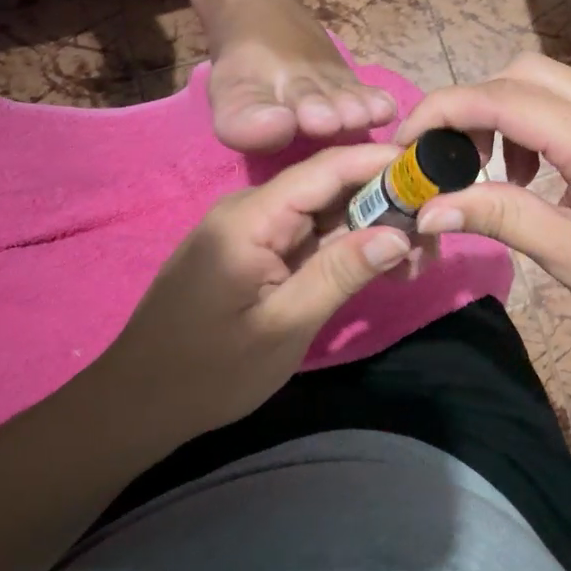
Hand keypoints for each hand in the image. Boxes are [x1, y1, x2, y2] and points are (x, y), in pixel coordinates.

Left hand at [83, 143, 415, 441]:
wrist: (134, 407)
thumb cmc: (206, 371)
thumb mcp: (284, 325)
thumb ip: (341, 273)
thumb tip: (401, 233)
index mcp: (251, 217)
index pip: (327, 168)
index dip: (382, 162)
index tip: (434, 172)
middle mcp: (252, 210)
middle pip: (332, 187)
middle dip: (388, 203)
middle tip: (436, 235)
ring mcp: (255, 231)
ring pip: (328, 213)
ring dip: (374, 229)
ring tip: (419, 261)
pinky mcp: (258, 252)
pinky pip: (312, 236)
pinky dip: (349, 248)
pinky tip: (384, 269)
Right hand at [396, 54, 570, 374]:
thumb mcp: (569, 257)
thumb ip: (500, 217)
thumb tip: (427, 207)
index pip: (504, 98)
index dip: (445, 109)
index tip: (406, 141)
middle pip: (525, 72)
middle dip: (476, 103)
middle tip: (451, 158)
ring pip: (551, 83)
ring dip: (509, 113)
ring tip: (496, 176)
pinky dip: (540, 124)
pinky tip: (537, 177)